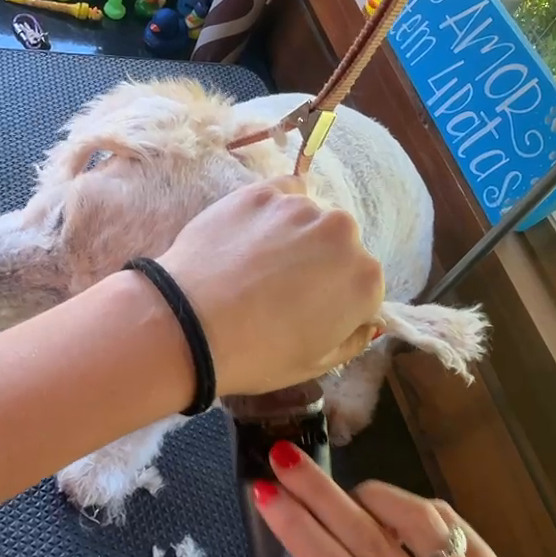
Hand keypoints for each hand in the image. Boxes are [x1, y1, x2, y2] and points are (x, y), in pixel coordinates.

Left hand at [156, 177, 382, 395]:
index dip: (336, 299)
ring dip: (292, 235)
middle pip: (339, 244)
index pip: (363, 283)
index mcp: (364, 279)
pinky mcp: (260, 191)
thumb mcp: (315, 365)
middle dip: (318, 261)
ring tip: (254, 264)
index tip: (309, 311)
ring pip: (307, 218)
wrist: (187, 324)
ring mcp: (299, 207)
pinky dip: (271, 209)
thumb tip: (367, 322)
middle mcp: (342, 233)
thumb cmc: (255, 354)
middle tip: (279, 286)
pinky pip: (279, 193)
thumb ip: (352, 339)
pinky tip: (249, 232)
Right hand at [255, 444, 533, 556]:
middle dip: (316, 491)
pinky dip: (405, 505)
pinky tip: (389, 515)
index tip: (264, 493)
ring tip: (344, 498)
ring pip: (412, 513)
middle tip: (283, 458)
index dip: (296, 528)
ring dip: (365, 494)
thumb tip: (307, 518)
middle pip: (369, 537)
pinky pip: (442, 514)